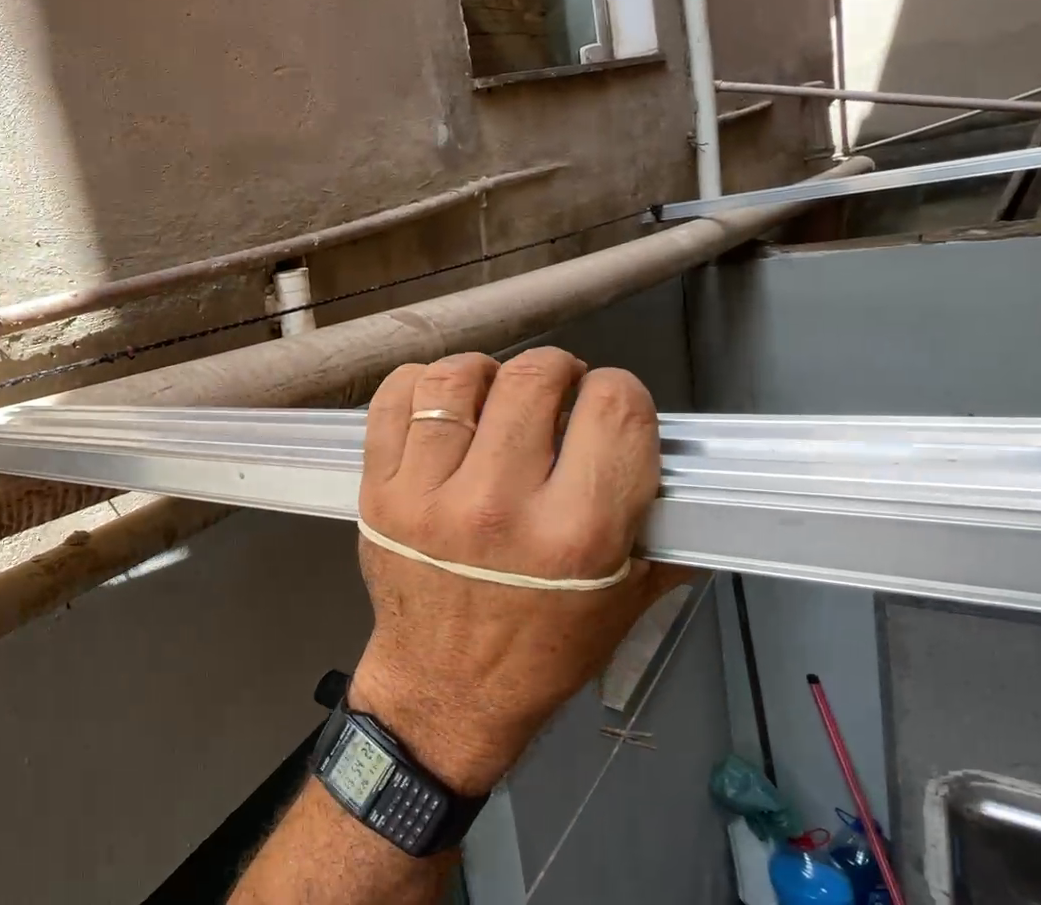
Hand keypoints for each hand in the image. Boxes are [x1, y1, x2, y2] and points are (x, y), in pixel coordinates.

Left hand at [349, 348, 686, 795]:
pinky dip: (418, 385)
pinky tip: (439, 400)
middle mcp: (497, 504)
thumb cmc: (544, 645)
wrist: (447, 683)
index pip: (613, 409)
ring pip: (453, 381)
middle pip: (530, 379)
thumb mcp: (630, 596)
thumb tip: (677, 454)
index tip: (606, 403)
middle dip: (554, 371)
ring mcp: (426, 494)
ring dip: (483, 371)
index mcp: (576, 532)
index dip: (618, 391)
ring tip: (493, 390)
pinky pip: (391, 403)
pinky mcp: (378, 490)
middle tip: (552, 391)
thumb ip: (661, 523)